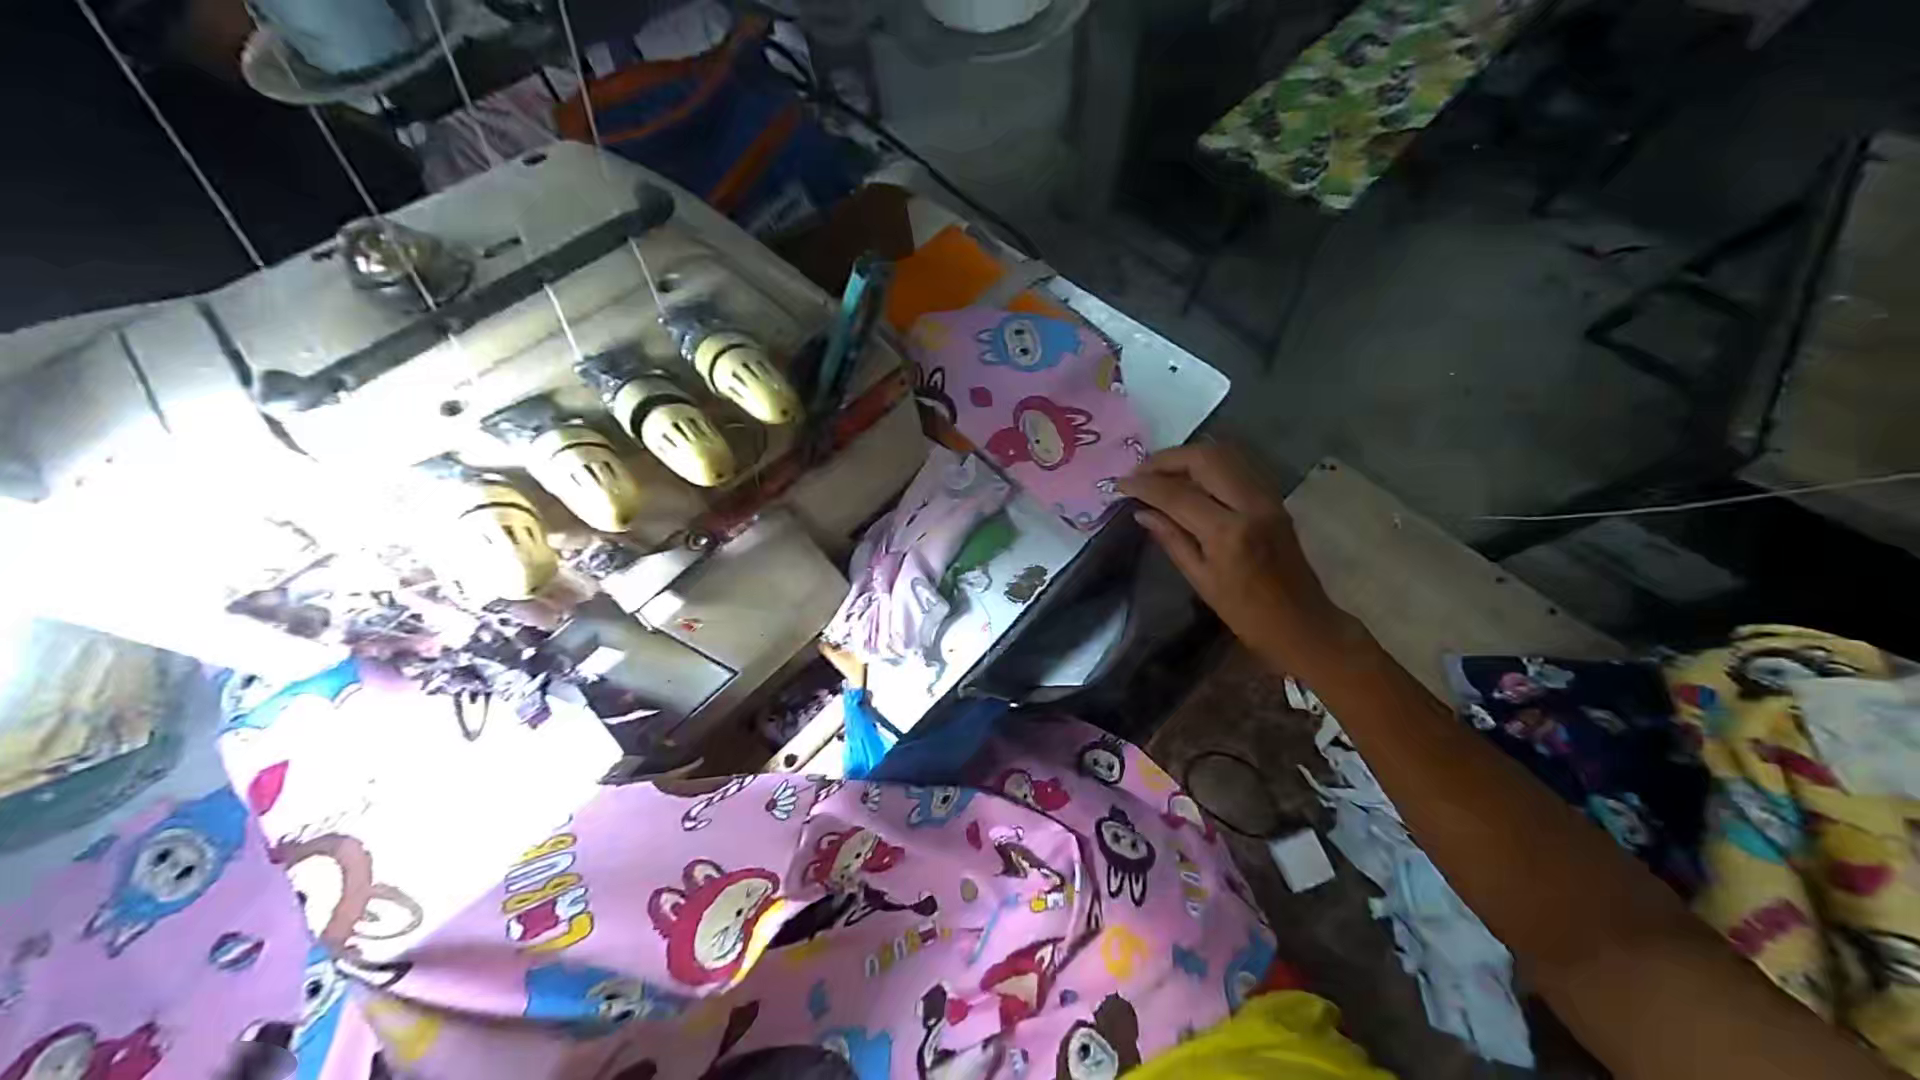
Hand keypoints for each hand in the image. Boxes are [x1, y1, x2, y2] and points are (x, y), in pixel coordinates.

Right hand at [1118, 444, 1339, 646]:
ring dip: (1187, 457)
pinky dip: (1208, 465)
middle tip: (1139, 472)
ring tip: (1159, 472)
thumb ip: (1171, 539)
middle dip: (1166, 459)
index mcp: (1229, 532)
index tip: (1119, 484)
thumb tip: (1141, 511)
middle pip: (1204, 458)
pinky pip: (1237, 467)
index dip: (1144, 485)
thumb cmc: (1246, 614)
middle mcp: (1251, 505)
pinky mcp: (1274, 499)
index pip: (1177, 494)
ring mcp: (1267, 498)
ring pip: (1224, 455)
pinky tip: (1189, 479)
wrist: (1303, 623)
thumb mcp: (1201, 580)